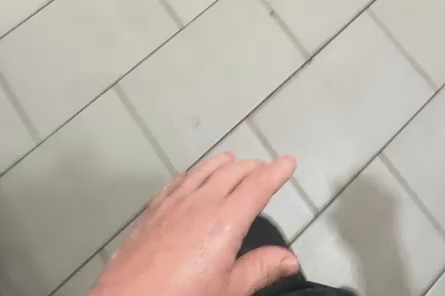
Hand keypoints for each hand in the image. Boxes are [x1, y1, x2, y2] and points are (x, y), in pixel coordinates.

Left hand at [92, 154, 301, 295]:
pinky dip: (196, 173)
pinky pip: (180, 180)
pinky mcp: (153, 210)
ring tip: (235, 162)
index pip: (258, 186)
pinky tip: (195, 178)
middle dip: (253, 167)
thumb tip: (290, 259)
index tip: (289, 162)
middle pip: (233, 171)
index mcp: (225, 221)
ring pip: (206, 169)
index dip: (276, 172)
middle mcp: (202, 202)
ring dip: (225, 164)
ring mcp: (174, 203)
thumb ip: (259, 270)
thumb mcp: (227, 292)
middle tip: (266, 171)